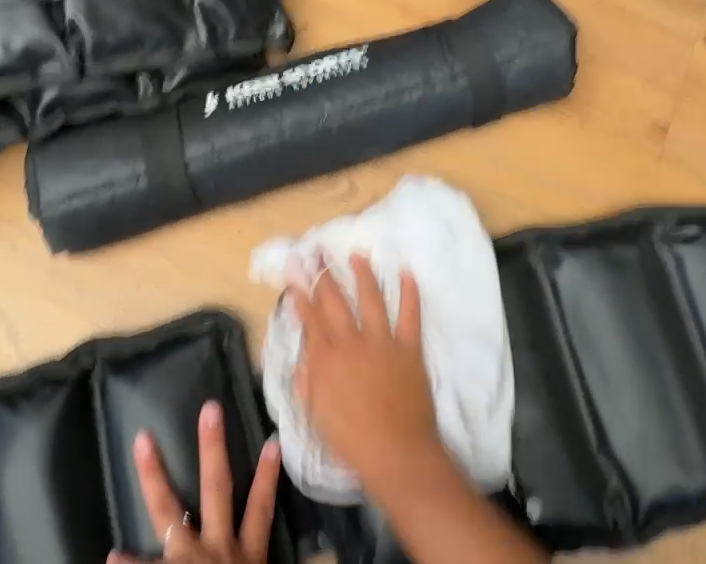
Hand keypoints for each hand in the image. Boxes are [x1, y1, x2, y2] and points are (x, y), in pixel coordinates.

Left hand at [109, 400, 282, 563]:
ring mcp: (192, 562)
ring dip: (155, 477)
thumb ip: (251, 549)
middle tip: (209, 408)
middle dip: (213, 448)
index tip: (273, 439)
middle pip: (218, 489)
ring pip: (171, 512)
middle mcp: (220, 551)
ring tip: (143, 441)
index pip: (261, 508)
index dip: (268, 475)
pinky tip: (112, 555)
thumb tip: (263, 520)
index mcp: (246, 557)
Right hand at [288, 254, 444, 492]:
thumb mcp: (316, 414)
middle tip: (317, 250)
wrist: (396, 454)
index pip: (310, 318)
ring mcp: (383, 342)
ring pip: (371, 299)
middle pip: (335, 301)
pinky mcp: (409, 349)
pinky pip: (411, 315)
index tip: (294, 272)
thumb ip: (307, 380)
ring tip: (358, 254)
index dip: (301, 293)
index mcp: (326, 359)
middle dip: (324, 274)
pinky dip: (410, 293)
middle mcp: (352, 343)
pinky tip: (407, 274)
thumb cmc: (351, 441)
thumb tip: (304, 354)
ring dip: (364, 275)